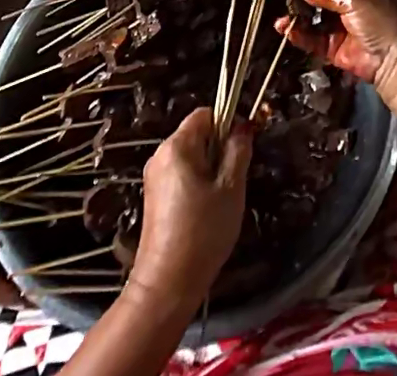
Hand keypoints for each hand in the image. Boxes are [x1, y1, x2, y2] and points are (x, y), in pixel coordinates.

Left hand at [130, 107, 250, 300]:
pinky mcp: (153, 194)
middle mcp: (160, 153)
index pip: (204, 114)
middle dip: (218, 149)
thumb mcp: (230, 189)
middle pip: (196, 134)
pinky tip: (206, 210)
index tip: (243, 145)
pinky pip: (180, 174)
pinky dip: (196, 182)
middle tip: (235, 179)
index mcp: (177, 145)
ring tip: (222, 199)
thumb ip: (238, 152)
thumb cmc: (204, 231)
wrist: (168, 280)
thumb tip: (243, 125)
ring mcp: (154, 175)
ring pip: (189, 156)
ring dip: (209, 168)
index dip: (227, 122)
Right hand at [278, 0, 396, 89]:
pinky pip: (311, 40)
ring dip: (297, 20)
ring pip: (312, 22)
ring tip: (282, 19)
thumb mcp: (354, 1)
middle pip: (319, 3)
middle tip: (286, 1)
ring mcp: (339, 31)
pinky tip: (287, 30)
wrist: (390, 62)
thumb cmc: (379, 24)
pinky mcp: (332, 49)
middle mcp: (347, 11)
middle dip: (302, 2)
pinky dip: (299, 36)